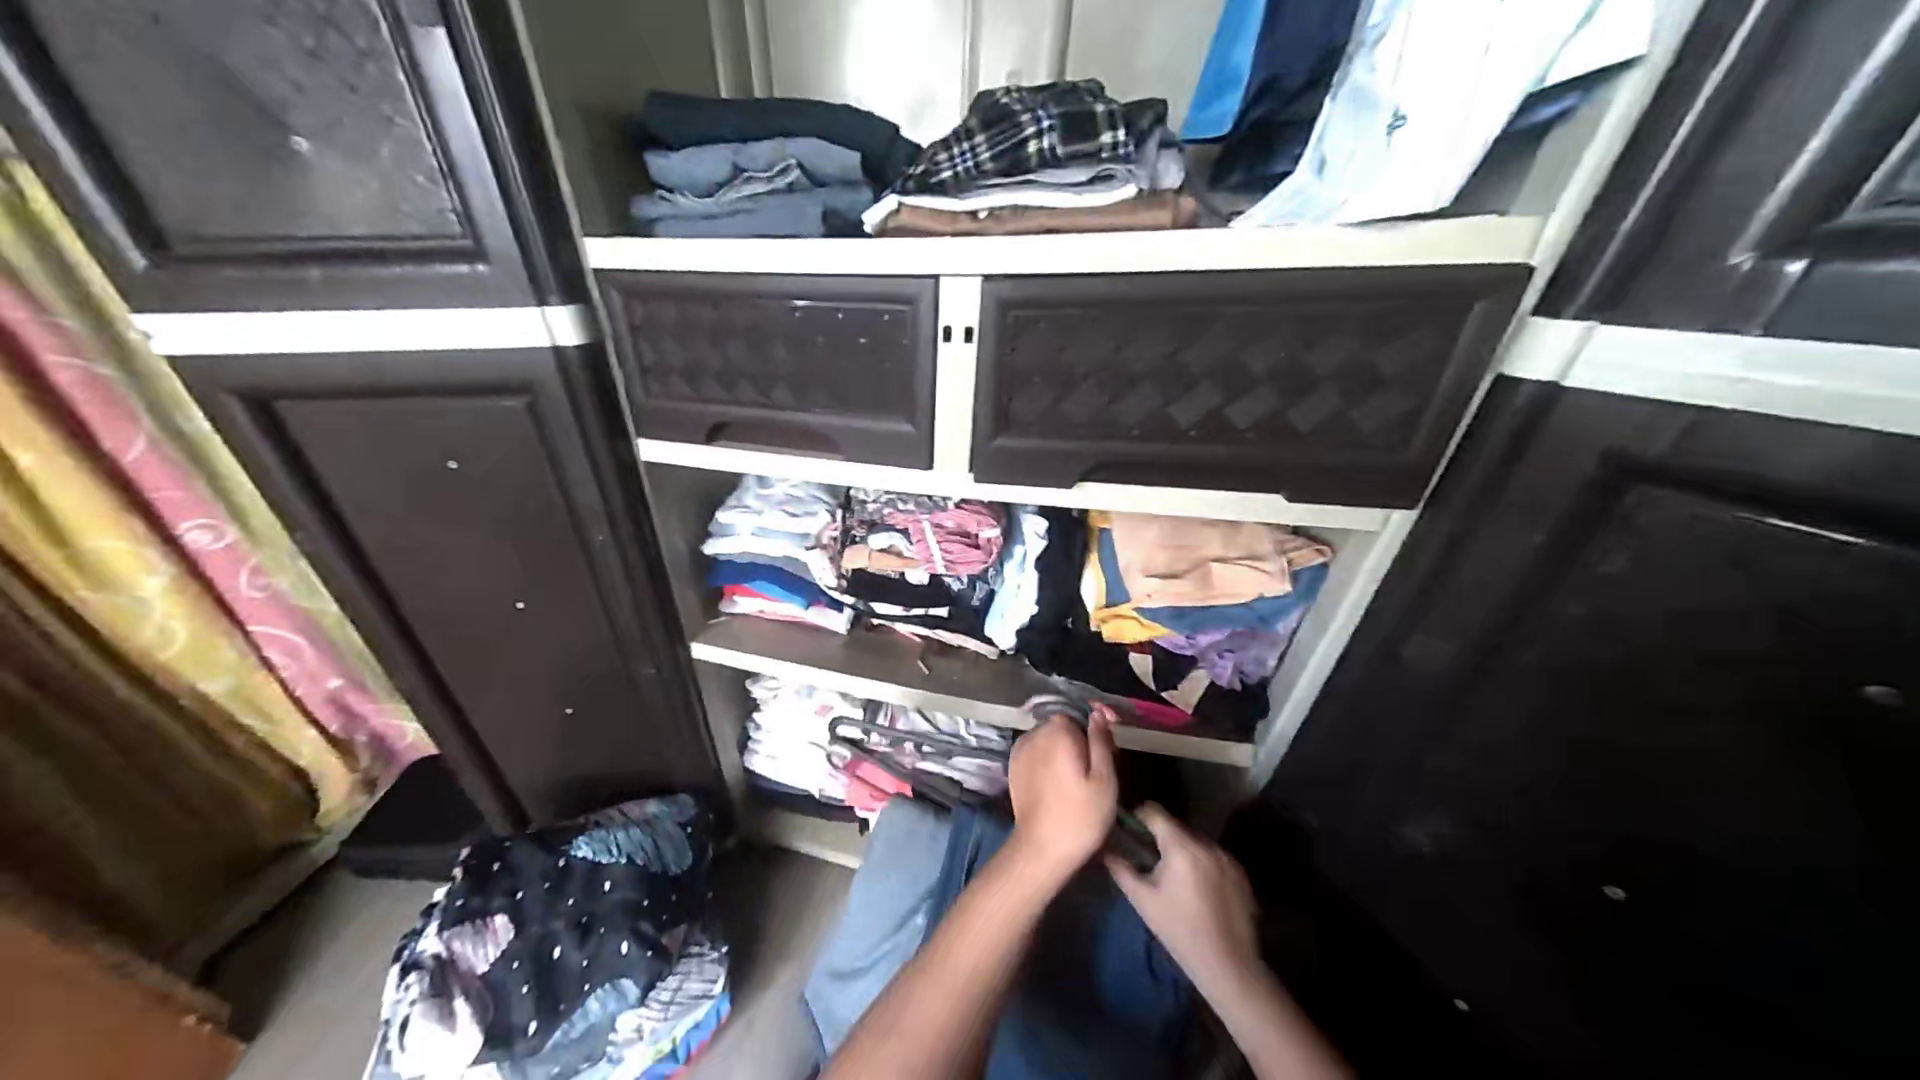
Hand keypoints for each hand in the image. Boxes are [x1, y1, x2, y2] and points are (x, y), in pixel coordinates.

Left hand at [1005, 706, 1118, 880]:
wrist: (1042, 848)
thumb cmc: (1081, 815)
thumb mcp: (1104, 777)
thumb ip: (1101, 740)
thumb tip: (1097, 713)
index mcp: (1057, 731)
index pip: (1080, 715)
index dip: (1097, 730)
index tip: (1111, 752)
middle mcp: (1034, 733)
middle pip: (1063, 727)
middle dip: (1081, 742)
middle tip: (1099, 771)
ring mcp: (1019, 749)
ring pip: (1049, 740)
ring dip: (1063, 751)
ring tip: (1079, 780)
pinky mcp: (1013, 766)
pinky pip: (1036, 754)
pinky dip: (1048, 761)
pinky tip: (1059, 784)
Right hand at [1107, 803, 1260, 988]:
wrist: (1228, 965)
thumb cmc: (1179, 931)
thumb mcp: (1143, 901)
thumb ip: (1122, 870)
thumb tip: (1107, 852)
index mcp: (1181, 847)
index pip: (1155, 812)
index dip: (1139, 817)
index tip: (1130, 832)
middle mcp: (1206, 845)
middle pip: (1176, 827)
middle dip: (1161, 838)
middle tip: (1150, 861)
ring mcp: (1227, 858)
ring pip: (1196, 842)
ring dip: (1183, 850)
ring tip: (1176, 878)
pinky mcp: (1241, 874)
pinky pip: (1214, 857)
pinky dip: (1202, 863)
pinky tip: (1199, 891)